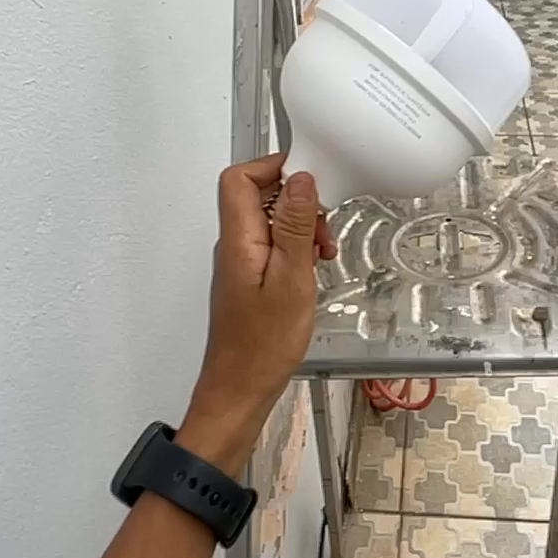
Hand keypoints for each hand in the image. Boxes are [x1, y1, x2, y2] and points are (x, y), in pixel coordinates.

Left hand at [178, 153, 337, 473]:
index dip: (273, 167)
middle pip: (258, 194)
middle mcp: (235, 243)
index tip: (309, 177)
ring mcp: (241, 260)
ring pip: (270, 219)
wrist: (240, 390)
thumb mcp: (292, 279)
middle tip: (322, 225)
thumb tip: (300, 179)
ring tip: (322, 251)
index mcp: (239, 238)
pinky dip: (296, 247)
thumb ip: (295, 226)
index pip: (240, 178)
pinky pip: (273, 243)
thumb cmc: (263, 345)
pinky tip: (313, 266)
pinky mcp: (250, 276)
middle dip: (297, 200)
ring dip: (301, 225)